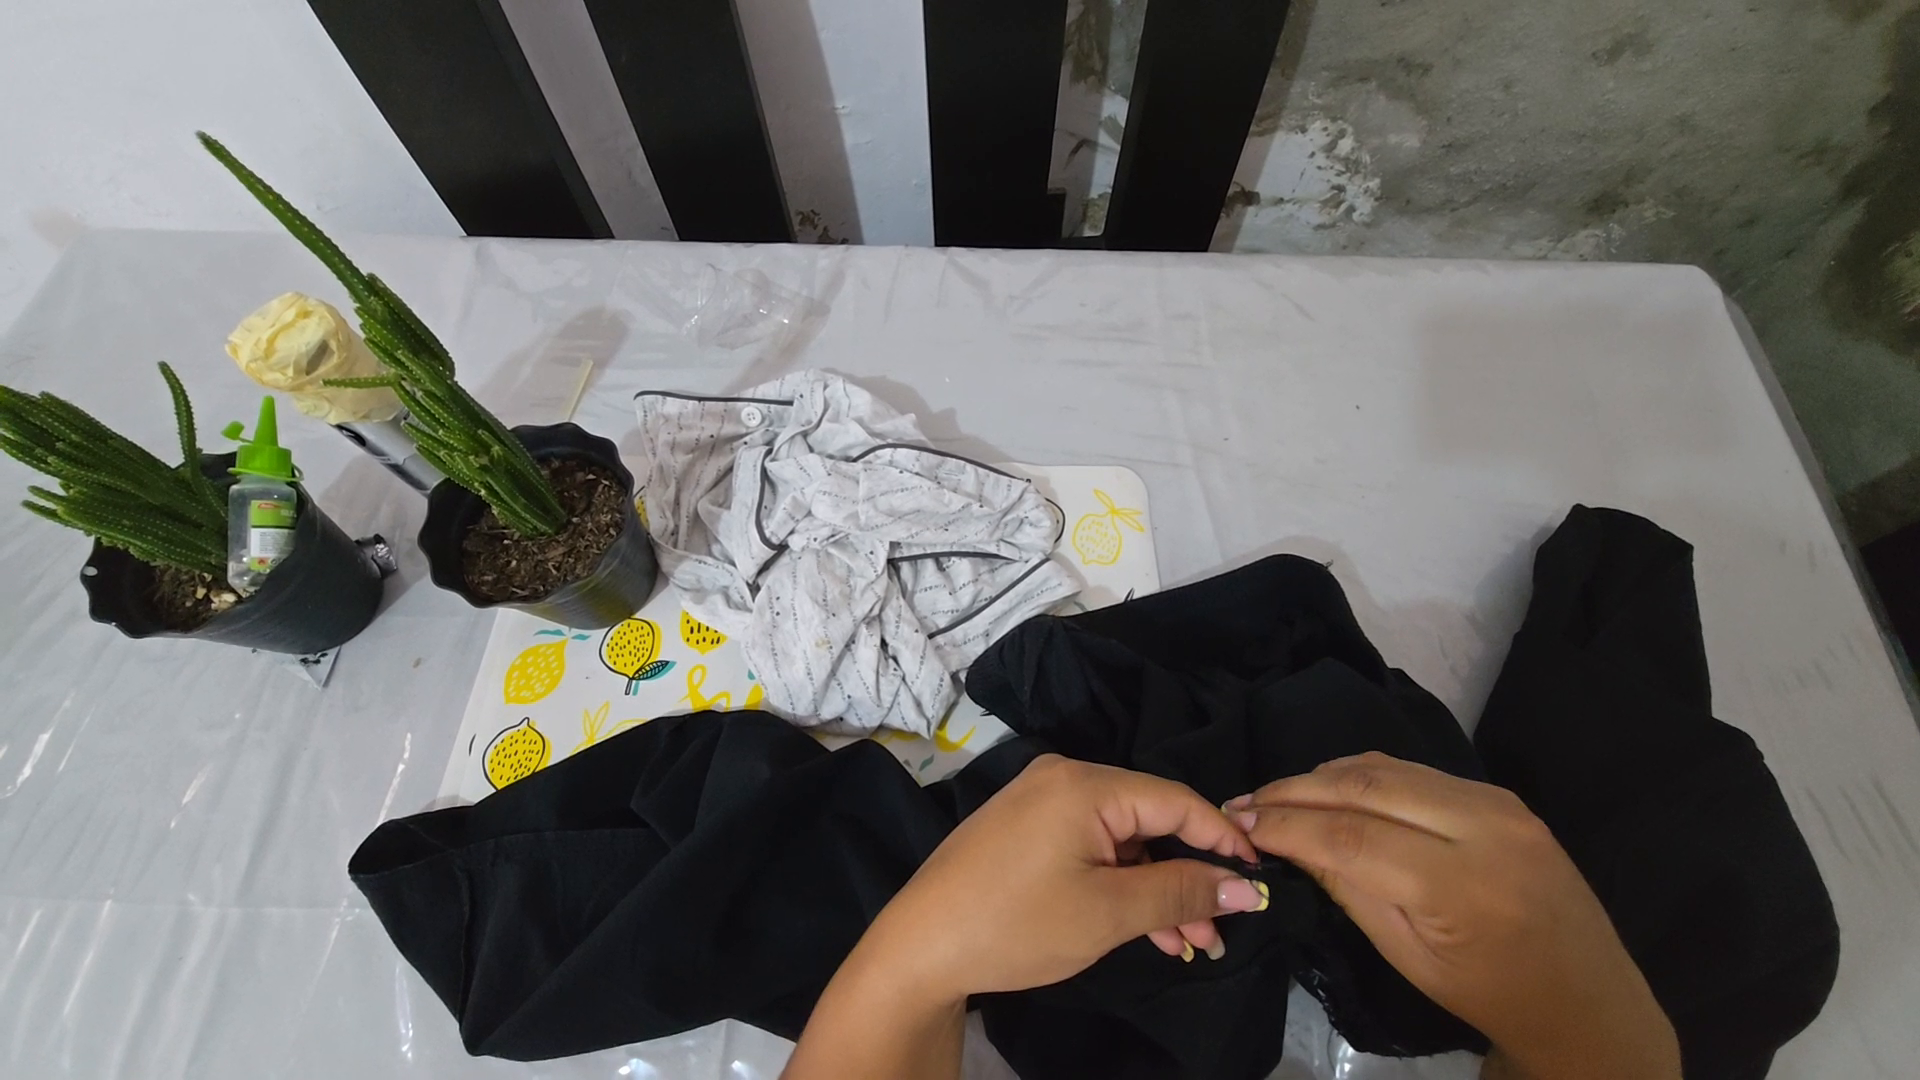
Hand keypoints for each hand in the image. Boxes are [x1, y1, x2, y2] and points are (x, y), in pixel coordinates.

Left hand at [782, 754, 1267, 1079]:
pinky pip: (1089, 844)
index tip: (1259, 879)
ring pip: (1120, 837)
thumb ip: (1179, 891)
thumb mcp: (1107, 912)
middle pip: (1148, 819)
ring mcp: (1040, 799)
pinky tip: (1142, 925)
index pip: (1175, 799)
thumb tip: (1243, 885)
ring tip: (1186, 944)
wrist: (921, 944)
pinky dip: (1118, 880)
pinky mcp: (1026, 825)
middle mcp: (1063, 777)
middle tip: (1216, 934)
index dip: (1222, 838)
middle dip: (1186, 875)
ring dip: (1154, 886)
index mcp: (1085, 783)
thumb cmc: (1018, 924)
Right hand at [1231, 752, 1680, 1079]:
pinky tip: (1328, 789)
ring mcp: (1496, 803)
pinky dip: (1358, 776)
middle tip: (1245, 801)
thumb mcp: (1405, 954)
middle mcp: (1484, 829)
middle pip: (1362, 787)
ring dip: (1321, 777)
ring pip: (1382, 768)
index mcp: (1464, 888)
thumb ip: (1343, 885)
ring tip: (1277, 795)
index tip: (1236, 821)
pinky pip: (1410, 770)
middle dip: (1293, 790)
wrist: (1591, 1001)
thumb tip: (1279, 838)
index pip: (1350, 837)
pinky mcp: (1496, 793)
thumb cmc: (1490, 994)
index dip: (1285, 825)